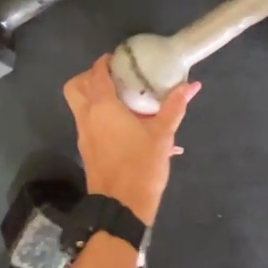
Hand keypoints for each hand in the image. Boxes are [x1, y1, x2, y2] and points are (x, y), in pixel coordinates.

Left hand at [63, 56, 198, 224]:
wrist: (121, 209)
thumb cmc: (141, 167)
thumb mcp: (163, 135)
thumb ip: (174, 107)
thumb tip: (192, 85)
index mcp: (102, 107)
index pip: (97, 74)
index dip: (105, 62)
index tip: (120, 58)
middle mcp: (87, 117)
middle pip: (76, 87)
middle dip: (90, 77)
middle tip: (114, 78)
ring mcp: (84, 136)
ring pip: (80, 106)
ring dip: (95, 98)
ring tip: (124, 100)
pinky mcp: (88, 151)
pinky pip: (89, 124)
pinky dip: (101, 117)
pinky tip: (128, 126)